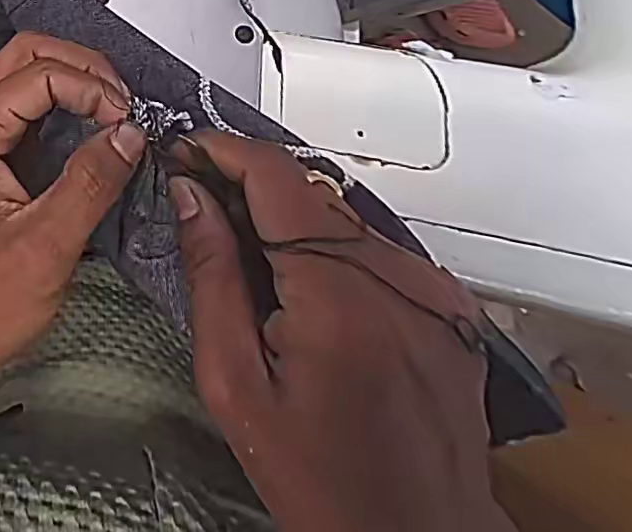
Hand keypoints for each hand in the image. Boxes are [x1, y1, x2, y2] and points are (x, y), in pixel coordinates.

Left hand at [0, 33, 146, 420]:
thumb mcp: (43, 248)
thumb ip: (90, 184)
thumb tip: (130, 134)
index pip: (41, 74)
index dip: (92, 89)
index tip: (126, 122)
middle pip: (31, 53)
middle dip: (85, 66)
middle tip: (124, 102)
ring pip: (33, 70)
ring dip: (80, 79)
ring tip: (118, 111)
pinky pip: (38, 102)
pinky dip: (73, 101)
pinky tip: (100, 125)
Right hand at [170, 132, 512, 531]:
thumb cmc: (324, 482)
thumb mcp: (234, 383)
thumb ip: (211, 275)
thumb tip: (191, 196)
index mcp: (339, 298)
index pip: (275, 176)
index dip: (223, 149)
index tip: (188, 149)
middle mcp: (397, 279)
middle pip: (304, 186)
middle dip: (244, 182)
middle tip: (201, 199)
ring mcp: (429, 285)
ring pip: (334, 210)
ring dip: (282, 214)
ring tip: (247, 255)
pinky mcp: (443, 296)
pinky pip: (366, 241)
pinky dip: (323, 243)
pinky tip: (300, 285)